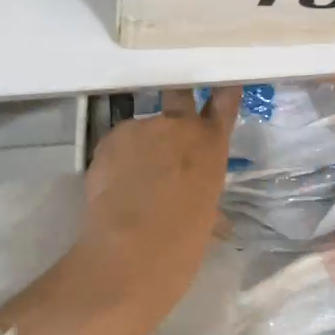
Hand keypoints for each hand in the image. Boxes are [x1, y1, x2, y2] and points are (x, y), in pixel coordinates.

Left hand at [0, 87, 237, 334]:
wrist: (131, 253)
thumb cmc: (180, 245)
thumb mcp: (204, 217)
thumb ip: (202, 194)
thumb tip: (204, 210)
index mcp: (211, 146)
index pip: (224, 102)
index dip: (223, 90)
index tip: (224, 81)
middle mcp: (179, 126)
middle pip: (178, 96)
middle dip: (175, 101)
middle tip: (167, 126)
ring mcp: (142, 127)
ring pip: (140, 131)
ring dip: (139, 148)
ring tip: (130, 184)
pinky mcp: (110, 138)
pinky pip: (116, 145)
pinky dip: (115, 161)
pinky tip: (112, 188)